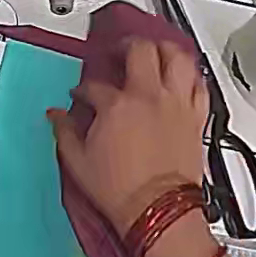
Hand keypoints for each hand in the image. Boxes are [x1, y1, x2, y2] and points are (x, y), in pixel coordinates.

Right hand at [48, 38, 207, 229]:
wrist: (156, 209)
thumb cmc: (120, 188)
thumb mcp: (77, 160)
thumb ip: (64, 131)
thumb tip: (56, 116)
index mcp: (116, 105)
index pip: (95, 86)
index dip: (84, 90)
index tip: (81, 96)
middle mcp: (149, 97)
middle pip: (141, 51)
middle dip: (127, 46)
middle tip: (119, 52)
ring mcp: (176, 105)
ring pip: (177, 58)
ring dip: (164, 50)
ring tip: (155, 51)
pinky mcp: (196, 118)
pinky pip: (199, 85)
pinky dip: (191, 76)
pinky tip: (184, 77)